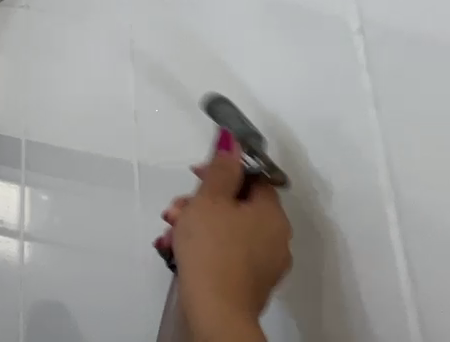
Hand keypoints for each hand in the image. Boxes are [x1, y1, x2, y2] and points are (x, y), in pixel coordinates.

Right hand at [155, 134, 290, 340]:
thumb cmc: (211, 245)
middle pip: (237, 203)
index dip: (223, 170)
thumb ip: (220, 168)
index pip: (254, 178)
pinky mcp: (252, 279)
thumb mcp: (209, 198)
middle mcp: (277, 237)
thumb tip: (233, 142)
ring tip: (172, 228)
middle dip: (202, 200)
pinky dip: (206, 242)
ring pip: (229, 226)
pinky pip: (228, 249)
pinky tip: (181, 246)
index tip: (195, 174)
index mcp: (272, 214)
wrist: (216, 307)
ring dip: (198, 220)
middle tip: (177, 207)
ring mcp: (266, 261)